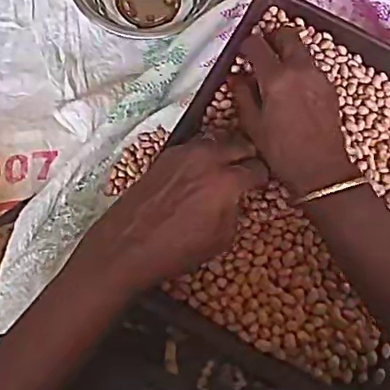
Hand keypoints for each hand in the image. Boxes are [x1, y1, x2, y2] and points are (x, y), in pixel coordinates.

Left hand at [80, 132, 267, 291]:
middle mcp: (207, 159)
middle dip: (248, 155)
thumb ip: (235, 210)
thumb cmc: (175, 250)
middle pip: (239, 143)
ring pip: (216, 139)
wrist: (127, 245)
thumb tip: (236, 198)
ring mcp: (184, 153)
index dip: (263, 176)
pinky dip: (203, 153)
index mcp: (226, 181)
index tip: (262, 182)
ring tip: (227, 165)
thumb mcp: (221, 239)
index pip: (256, 168)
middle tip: (249, 167)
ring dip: (225, 150)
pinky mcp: (166, 155)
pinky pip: (194, 146)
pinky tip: (201, 169)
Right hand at [231, 26, 361, 196]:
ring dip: (287, 51)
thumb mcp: (253, 125)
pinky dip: (300, 67)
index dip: (246, 44)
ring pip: (302, 49)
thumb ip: (242, 94)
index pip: (257, 44)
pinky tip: (292, 87)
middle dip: (272, 37)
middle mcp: (300, 70)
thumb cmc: (282, 151)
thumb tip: (237, 77)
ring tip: (275, 71)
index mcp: (277, 78)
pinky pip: (312, 66)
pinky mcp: (330, 86)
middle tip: (261, 50)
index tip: (241, 51)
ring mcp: (319, 76)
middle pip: (286, 35)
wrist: (321, 169)